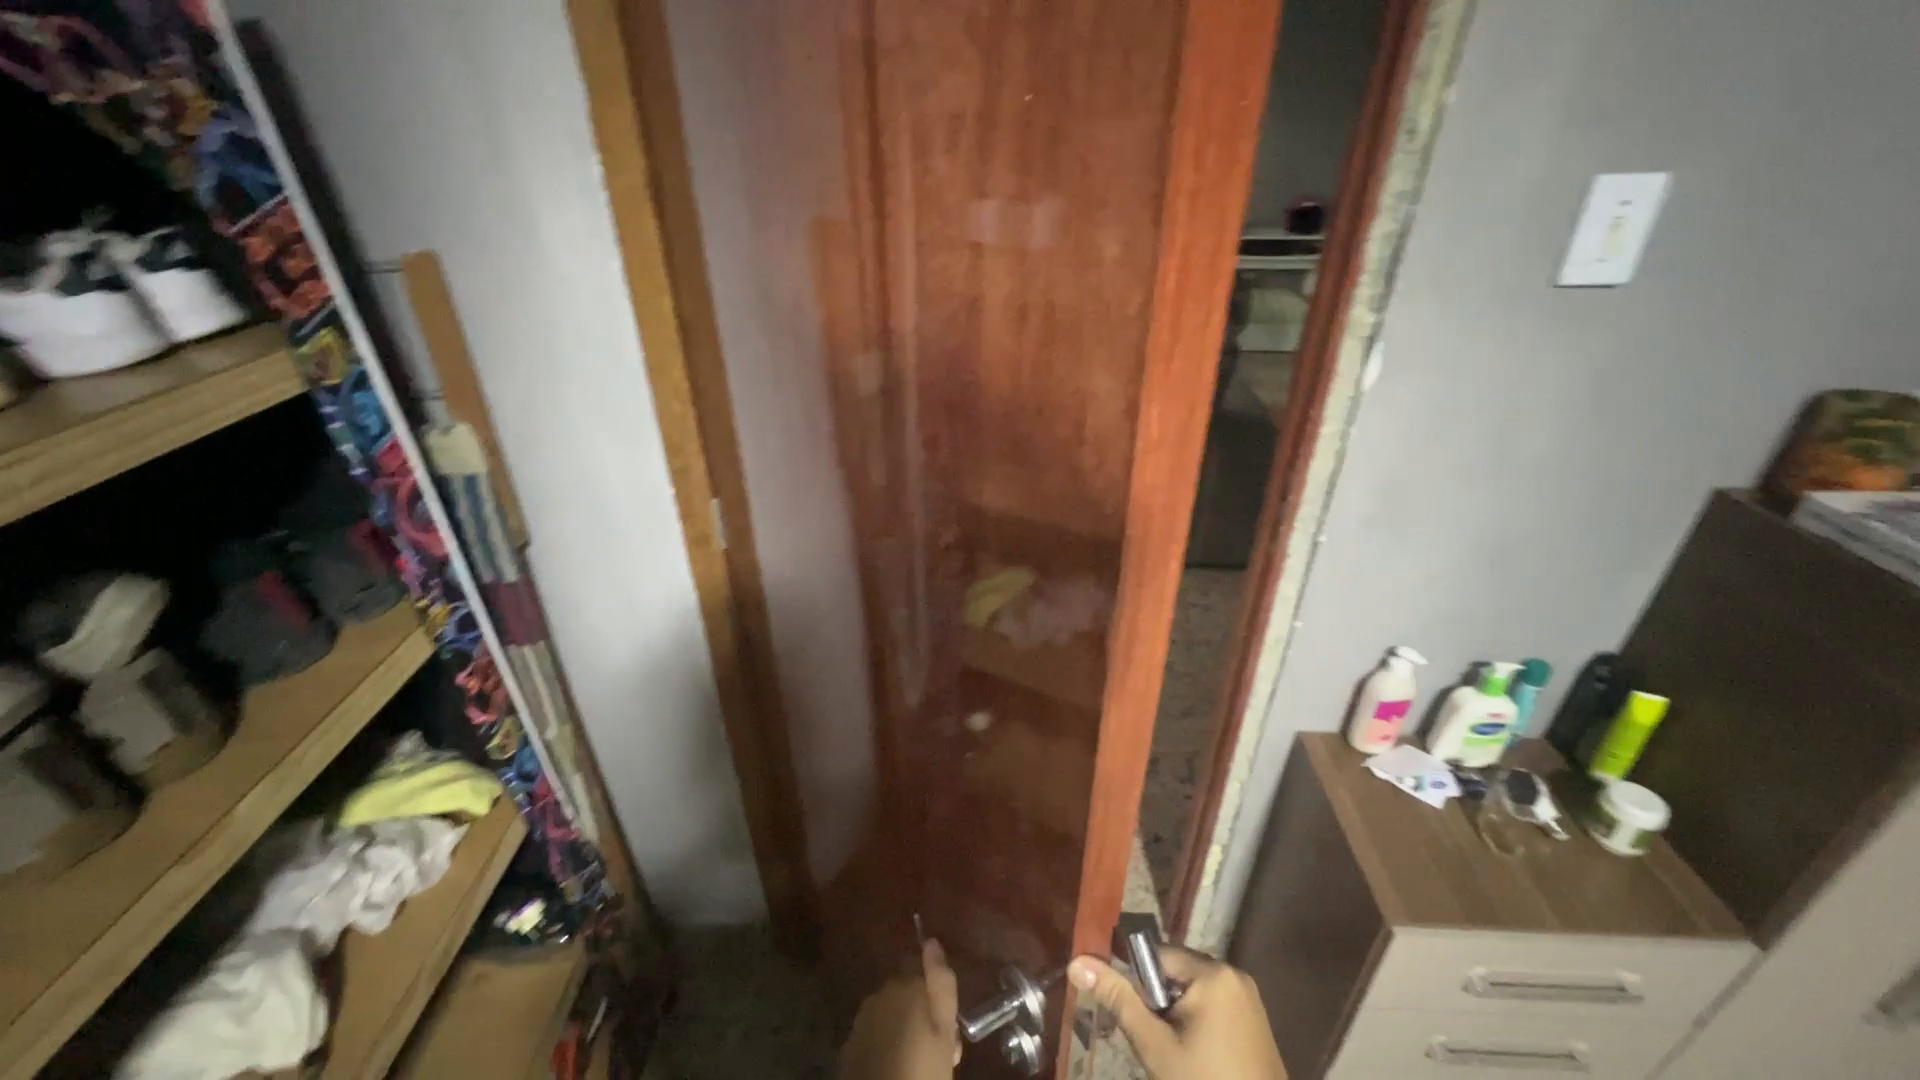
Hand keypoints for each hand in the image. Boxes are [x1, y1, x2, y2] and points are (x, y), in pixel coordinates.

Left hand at [838, 939, 961, 1079]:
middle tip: (943, 1045)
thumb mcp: (944, 1029)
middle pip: (906, 989)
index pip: (919, 960)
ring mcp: (861, 1019)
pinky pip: (877, 1032)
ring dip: (907, 1027)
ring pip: (891, 1012)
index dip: (936, 983)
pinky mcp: (851, 1044)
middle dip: (924, 1009)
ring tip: (923, 1059)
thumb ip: (940, 983)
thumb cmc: (921, 1069)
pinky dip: (889, 1043)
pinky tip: (899, 1066)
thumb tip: (932, 940)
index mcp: (904, 986)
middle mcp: (879, 994)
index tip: (948, 1011)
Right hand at [1069, 947, 1285, 1079]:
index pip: (1155, 956)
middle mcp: (1233, 973)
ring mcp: (1248, 996)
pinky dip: (1196, 1022)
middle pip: (1175, 972)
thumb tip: (1076, 962)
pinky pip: (1213, 1004)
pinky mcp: (1255, 1018)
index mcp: (1211, 972)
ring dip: (1174, 1013)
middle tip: (1151, 1041)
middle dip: (1156, 1001)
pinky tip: (1194, 1056)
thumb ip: (1118, 999)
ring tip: (1171, 1052)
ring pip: (1192, 990)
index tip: (1130, 1017)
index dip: (1136, 984)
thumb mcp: (1154, 1044)